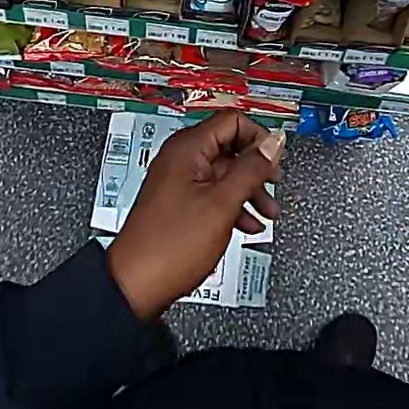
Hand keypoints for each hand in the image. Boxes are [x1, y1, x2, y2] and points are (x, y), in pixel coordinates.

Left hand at [106, 110, 283, 318]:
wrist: (136, 287)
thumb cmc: (170, 246)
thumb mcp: (223, 203)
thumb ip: (251, 169)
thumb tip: (272, 144)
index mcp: (188, 148)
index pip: (233, 120)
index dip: (258, 137)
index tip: (273, 159)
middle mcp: (181, 157)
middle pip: (230, 146)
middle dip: (256, 168)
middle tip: (272, 185)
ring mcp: (178, 179)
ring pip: (224, 171)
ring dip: (249, 189)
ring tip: (266, 211)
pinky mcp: (178, 201)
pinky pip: (213, 190)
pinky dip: (233, 203)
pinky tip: (246, 224)